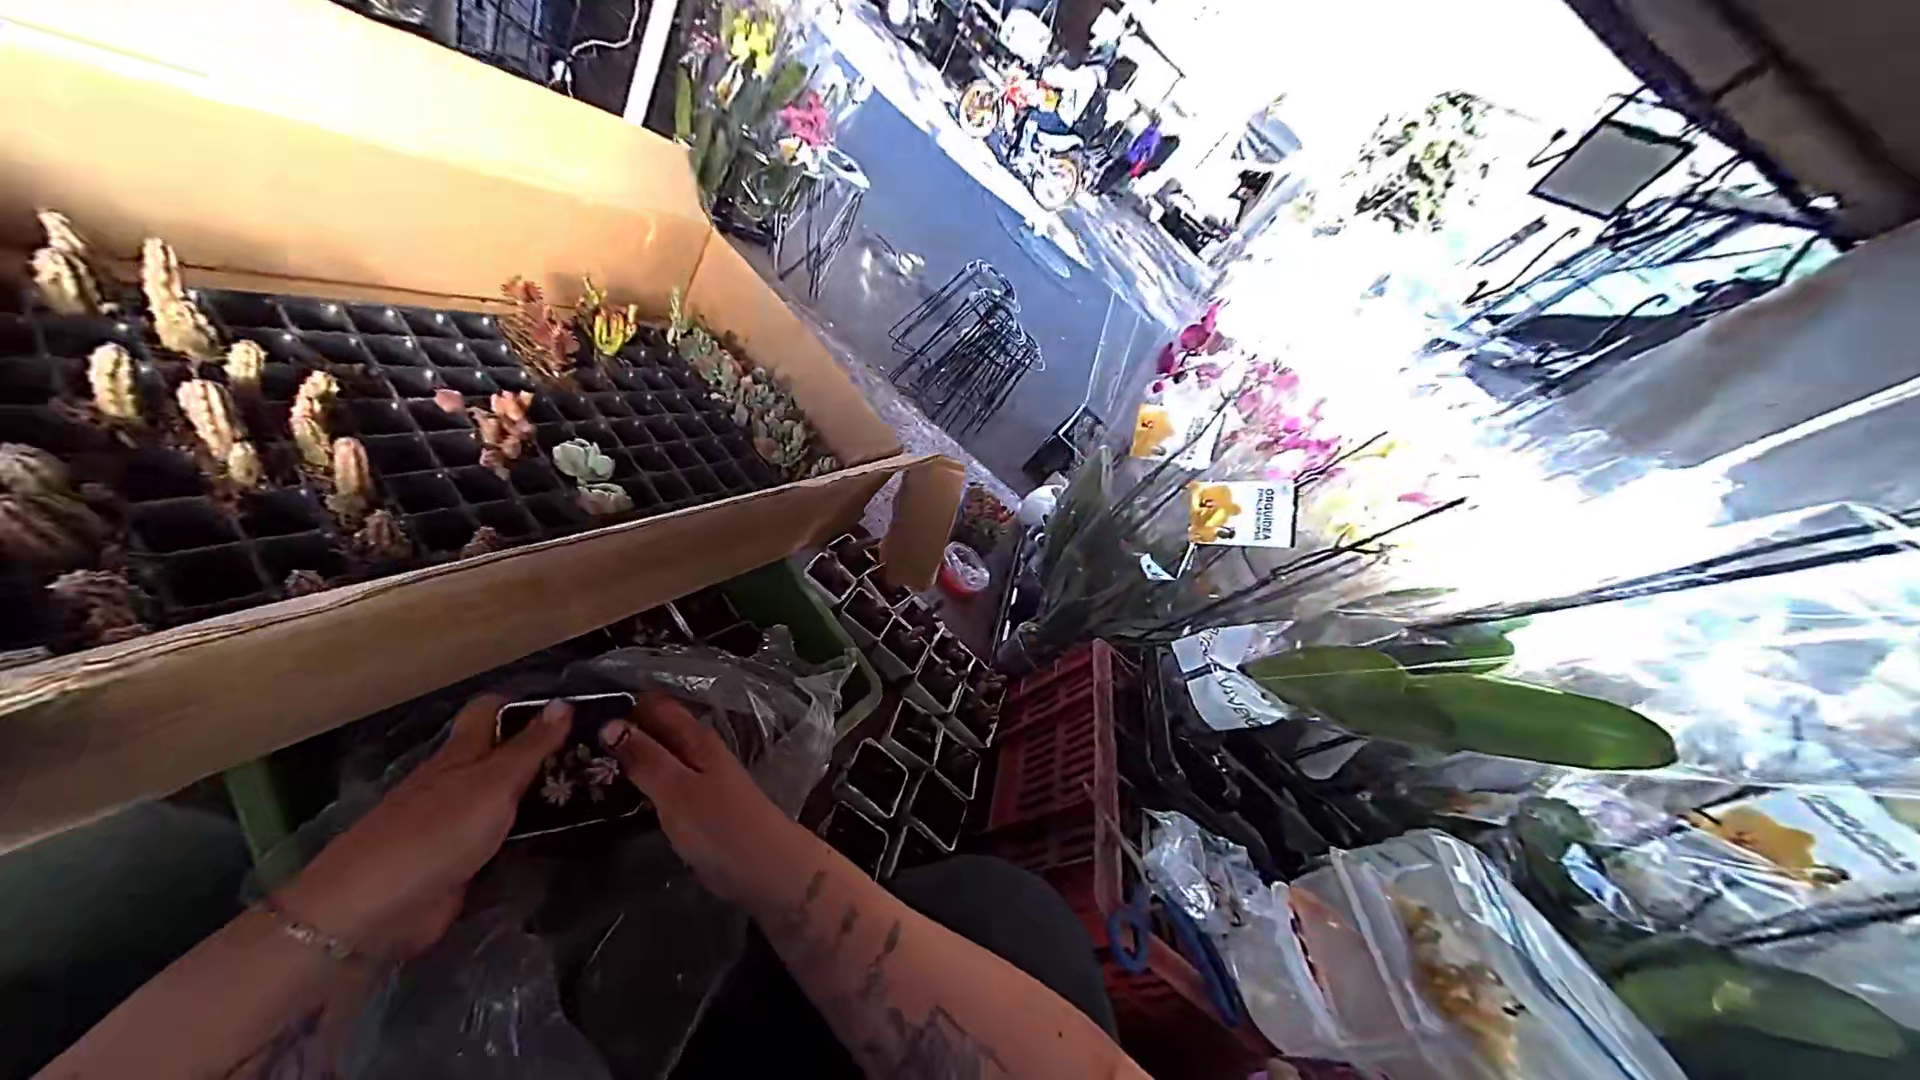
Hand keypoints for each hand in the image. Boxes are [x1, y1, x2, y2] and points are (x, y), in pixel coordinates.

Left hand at [275, 693, 570, 959]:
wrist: (372, 912)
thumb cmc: (436, 831)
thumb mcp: (494, 781)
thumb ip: (530, 746)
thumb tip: (562, 703)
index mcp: (460, 753)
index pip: (491, 711)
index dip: (526, 704)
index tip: (571, 710)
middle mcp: (457, 781)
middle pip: (504, 752)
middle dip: (545, 748)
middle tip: (596, 751)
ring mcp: (457, 821)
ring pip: (508, 792)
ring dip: (542, 787)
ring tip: (594, 784)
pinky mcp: (461, 857)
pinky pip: (504, 829)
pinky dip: (530, 824)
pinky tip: (561, 825)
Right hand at [597, 692, 809, 906]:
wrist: (761, 866)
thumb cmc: (720, 824)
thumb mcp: (677, 789)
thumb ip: (646, 758)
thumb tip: (609, 723)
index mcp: (696, 738)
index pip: (656, 705)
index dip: (623, 700)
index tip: (579, 706)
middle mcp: (697, 751)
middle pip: (654, 729)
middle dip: (618, 728)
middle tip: (565, 737)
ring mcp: (696, 778)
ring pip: (655, 755)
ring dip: (624, 755)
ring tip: (576, 759)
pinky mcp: (692, 804)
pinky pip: (658, 781)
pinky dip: (635, 779)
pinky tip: (609, 790)